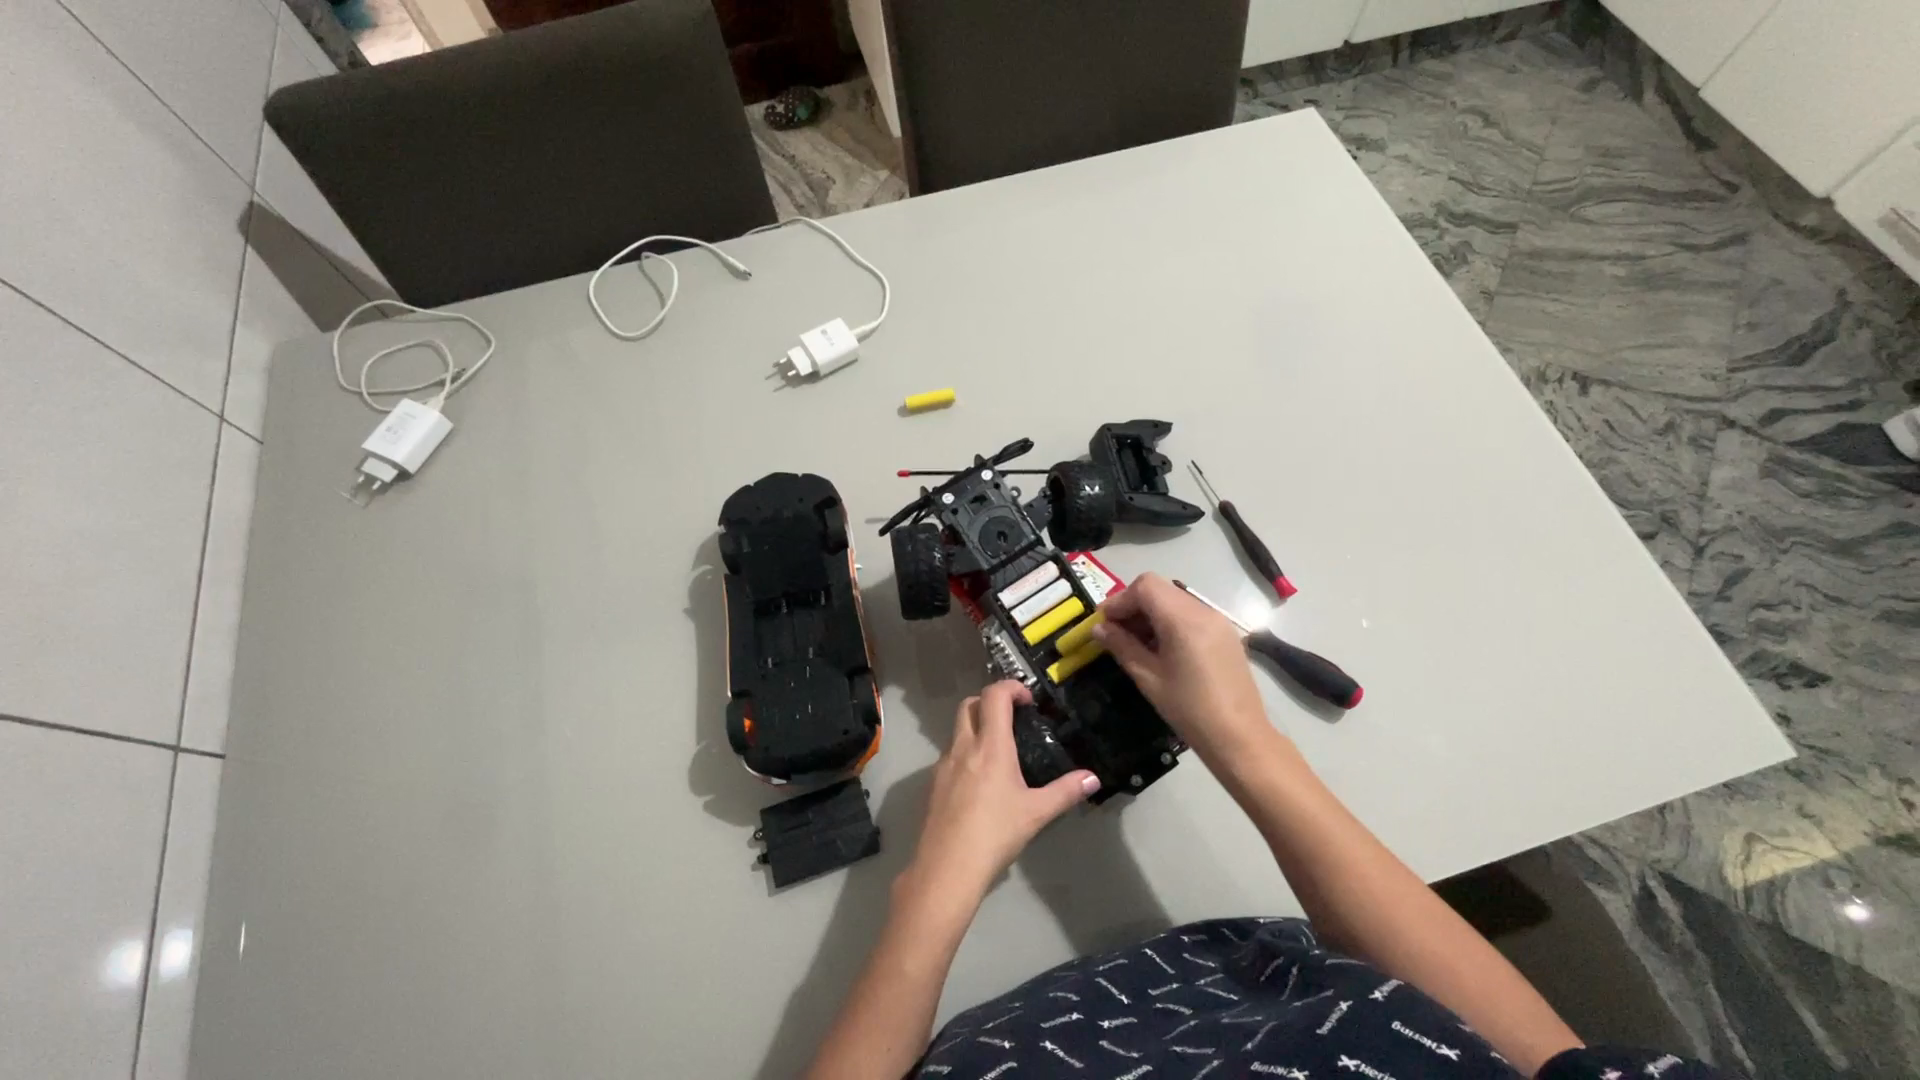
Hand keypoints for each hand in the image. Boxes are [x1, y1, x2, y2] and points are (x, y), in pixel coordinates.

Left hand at [906, 681, 1099, 904]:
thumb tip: (1093, 778)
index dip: (1011, 687)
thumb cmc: (996, 834)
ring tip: (998, 752)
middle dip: (989, 702)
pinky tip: (979, 782)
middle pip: (969, 704)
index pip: (994, 696)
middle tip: (1011, 719)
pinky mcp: (932, 784)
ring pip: (956, 730)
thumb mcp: (1037, 814)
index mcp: (990, 746)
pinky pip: (949, 756)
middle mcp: (963, 747)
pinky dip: (965, 754)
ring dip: (976, 728)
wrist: (947, 868)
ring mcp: (943, 765)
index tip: (1028, 700)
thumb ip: (1065, 791)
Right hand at [1092, 573, 1275, 758]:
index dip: (1119, 600)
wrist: (1239, 737)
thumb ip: (1122, 646)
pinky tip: (1160, 649)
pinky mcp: (1226, 634)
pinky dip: (1169, 622)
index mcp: (1184, 619)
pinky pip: (1191, 614)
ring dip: (1150, 613)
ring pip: (1175, 600)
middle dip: (1133, 606)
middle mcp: (1204, 611)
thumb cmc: (1189, 709)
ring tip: (1135, 643)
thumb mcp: (1148, 678)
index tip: (1103, 623)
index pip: (1145, 587)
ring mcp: (1218, 621)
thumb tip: (1099, 628)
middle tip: (1115, 633)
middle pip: (1160, 589)